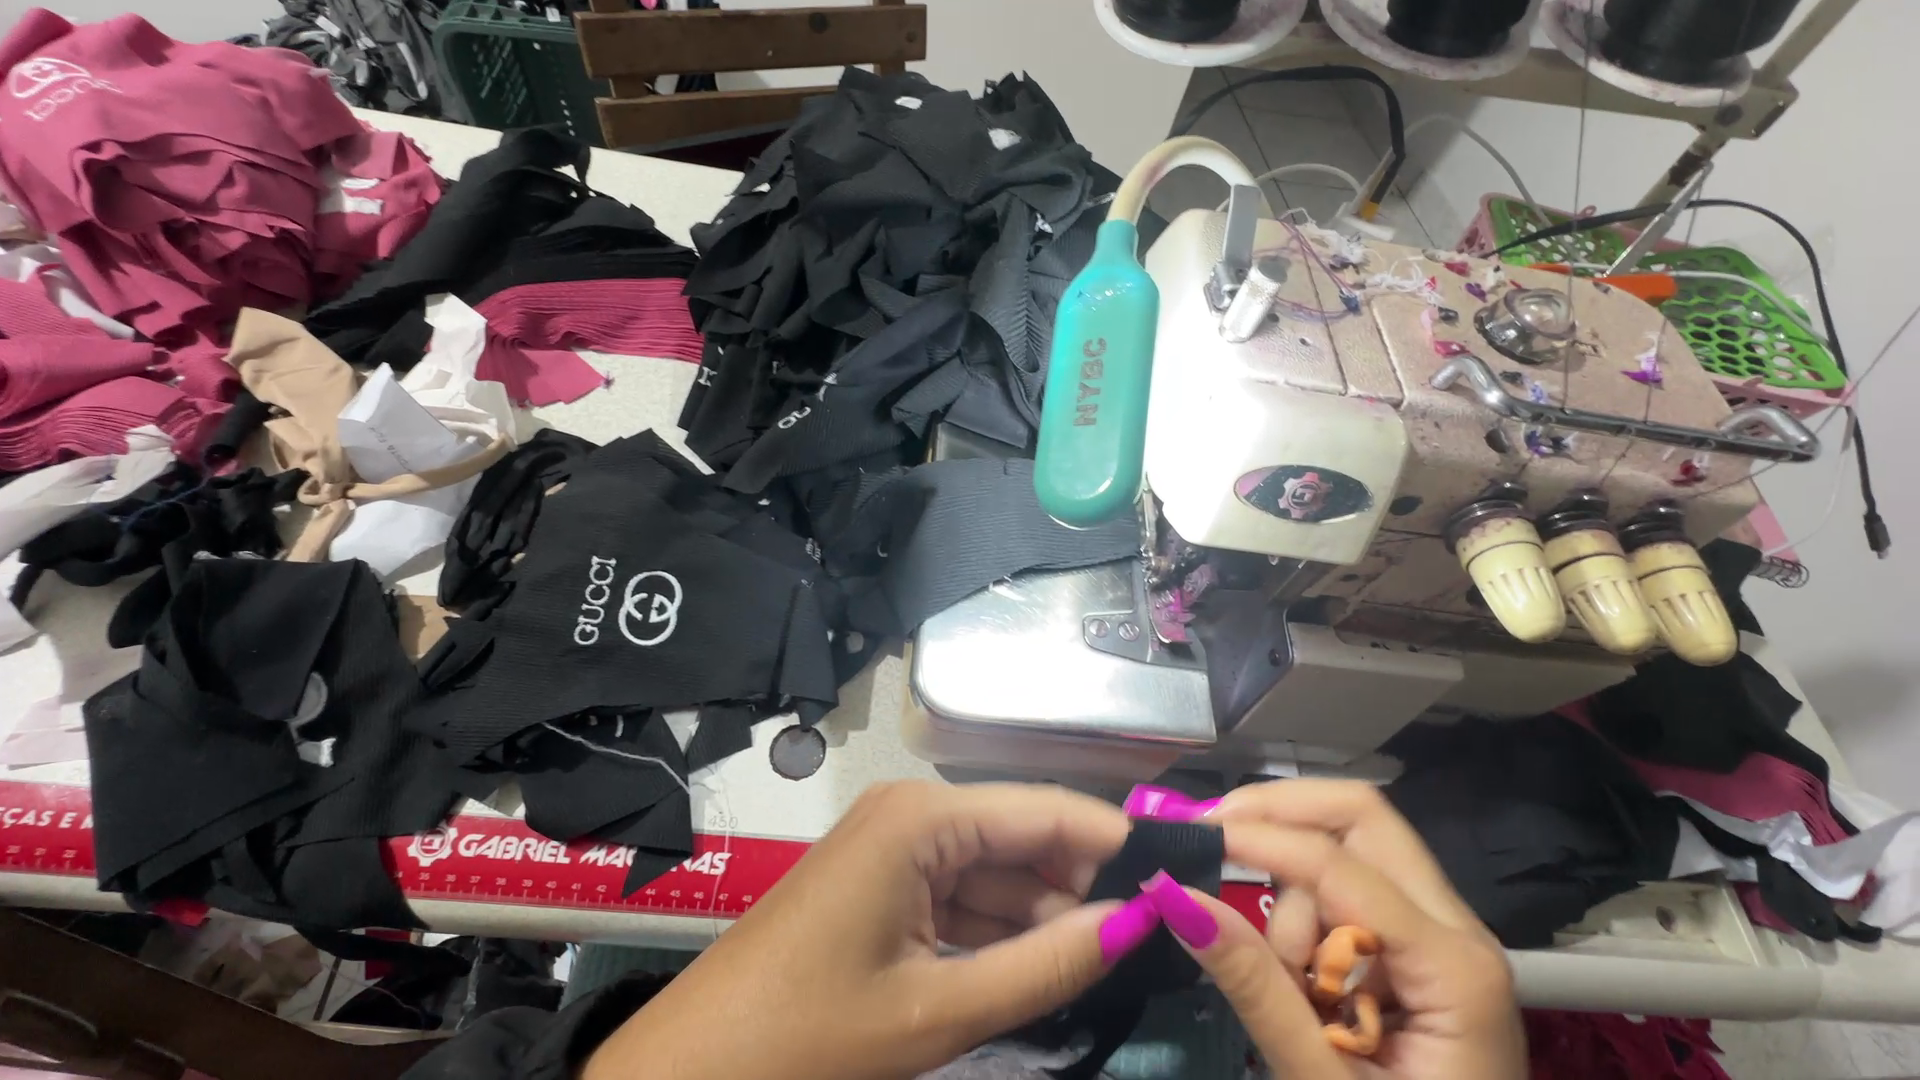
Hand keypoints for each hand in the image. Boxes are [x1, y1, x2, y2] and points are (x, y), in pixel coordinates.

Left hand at [582, 781, 1130, 1079]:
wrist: (690, 1073)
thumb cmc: (807, 1035)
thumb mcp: (938, 1009)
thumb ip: (1046, 965)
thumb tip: (1136, 924)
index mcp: (924, 817)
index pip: (1048, 809)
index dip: (1118, 842)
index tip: (1183, 878)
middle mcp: (913, 812)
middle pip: (1024, 835)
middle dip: (1083, 883)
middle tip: (1153, 934)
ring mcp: (896, 846)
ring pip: (997, 870)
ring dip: (1046, 912)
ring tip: (1108, 957)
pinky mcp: (884, 882)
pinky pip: (963, 894)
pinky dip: (1002, 929)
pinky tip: (1044, 964)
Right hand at [1148, 779, 1525, 1078]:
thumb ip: (1253, 986)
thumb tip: (1176, 894)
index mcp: (1452, 968)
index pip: (1337, 863)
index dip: (1256, 838)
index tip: (1183, 836)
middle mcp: (1459, 929)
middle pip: (1360, 816)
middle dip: (1278, 813)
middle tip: (1211, 837)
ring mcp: (1444, 934)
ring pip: (1352, 844)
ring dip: (1292, 886)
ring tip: (1286, 981)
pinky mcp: (1420, 947)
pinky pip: (1352, 886)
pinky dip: (1305, 905)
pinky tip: (1299, 974)